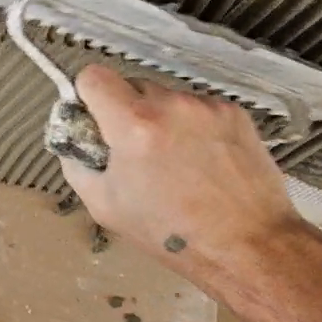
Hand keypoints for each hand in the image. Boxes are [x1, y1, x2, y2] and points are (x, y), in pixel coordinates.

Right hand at [58, 65, 316, 290]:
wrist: (249, 246)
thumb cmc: (170, 232)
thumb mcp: (104, 205)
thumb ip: (77, 162)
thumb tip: (72, 138)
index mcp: (133, 124)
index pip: (93, 76)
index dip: (87, 95)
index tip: (94, 118)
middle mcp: (170, 105)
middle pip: (130, 85)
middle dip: (125, 111)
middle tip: (134, 150)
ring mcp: (206, 106)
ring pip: (165, 97)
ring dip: (160, 118)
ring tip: (174, 160)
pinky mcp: (234, 113)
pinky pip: (196, 108)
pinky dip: (191, 126)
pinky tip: (201, 160)